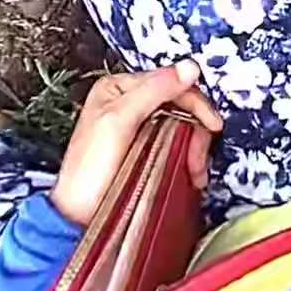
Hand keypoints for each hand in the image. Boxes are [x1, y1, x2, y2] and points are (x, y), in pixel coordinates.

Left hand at [51, 60, 223, 225]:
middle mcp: (131, 102)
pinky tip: (189, 175)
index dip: (194, 101)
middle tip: (198, 159)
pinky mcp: (148, 151)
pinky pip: (178, 144)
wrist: (77, 223)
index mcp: (120, 87)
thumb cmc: (89, 171)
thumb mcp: (119, 120)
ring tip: (194, 173)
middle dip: (195, 130)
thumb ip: (154, 89)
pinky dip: (188, 158)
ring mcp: (141, 127)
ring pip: (184, 125)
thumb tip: (190, 67)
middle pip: (181, 104)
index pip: (170, 81)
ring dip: (194, 148)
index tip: (212, 125)